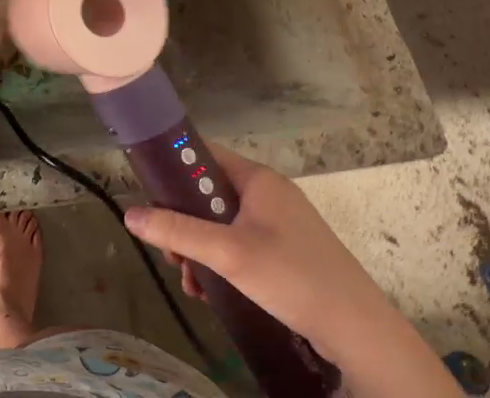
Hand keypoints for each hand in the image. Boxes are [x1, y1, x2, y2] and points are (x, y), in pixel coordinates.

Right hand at [122, 143, 402, 362]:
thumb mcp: (227, 254)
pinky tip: (210, 292)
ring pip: (221, 226)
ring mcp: (280, 225)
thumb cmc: (294, 277)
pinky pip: (239, 246)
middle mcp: (269, 195)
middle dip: (182, 224)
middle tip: (172, 254)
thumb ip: (176, 231)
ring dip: (198, 251)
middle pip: (207, 195)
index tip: (149, 196)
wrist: (361, 333)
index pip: (202, 155)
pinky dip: (220, 265)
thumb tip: (128, 215)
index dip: (172, 169)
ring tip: (191, 283)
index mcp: (258, 180)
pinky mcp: (287, 254)